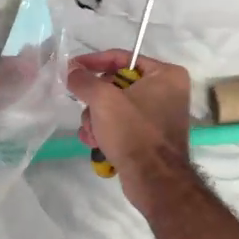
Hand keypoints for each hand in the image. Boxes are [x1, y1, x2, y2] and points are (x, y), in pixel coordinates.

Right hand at [66, 51, 193, 208]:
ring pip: (114, 105)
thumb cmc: (133, 132)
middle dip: (95, 101)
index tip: (71, 68)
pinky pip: (122, 123)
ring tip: (93, 133)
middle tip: (85, 111)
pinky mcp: (151, 136)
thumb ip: (83, 80)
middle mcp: (167, 91)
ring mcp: (160, 115)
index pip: (121, 58)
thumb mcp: (103, 99)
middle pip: (116, 84)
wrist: (154, 181)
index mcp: (165, 74)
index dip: (93, 62)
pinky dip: (106, 131)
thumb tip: (71, 69)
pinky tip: (96, 143)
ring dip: (97, 118)